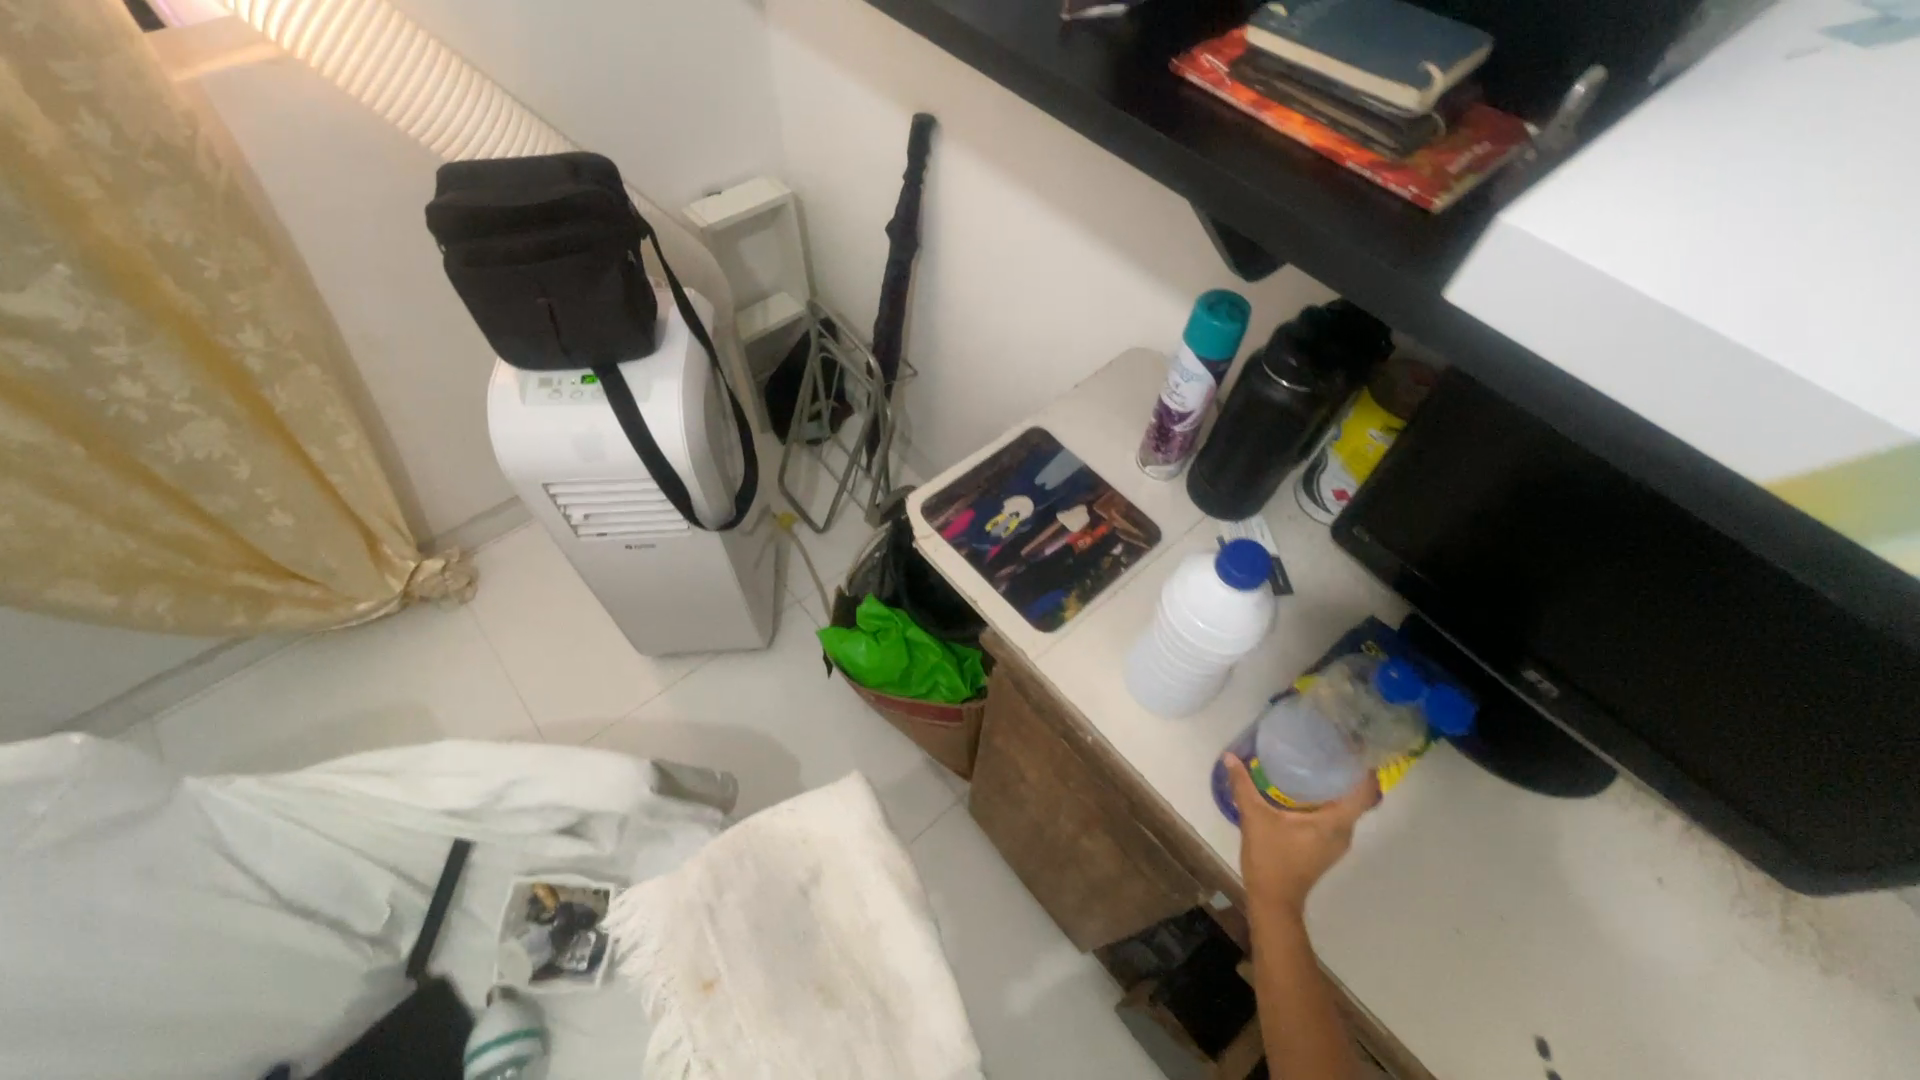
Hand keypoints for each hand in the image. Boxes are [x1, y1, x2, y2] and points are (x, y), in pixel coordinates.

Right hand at [1225, 753, 1378, 924]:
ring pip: (1346, 808)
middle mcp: (1344, 832)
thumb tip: (1229, 756)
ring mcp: (1337, 842)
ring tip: (1316, 764)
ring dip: (1337, 789)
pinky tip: (1305, 791)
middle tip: (1329, 748)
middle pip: (1357, 797)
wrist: (1273, 899)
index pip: (1365, 792)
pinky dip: (1328, 802)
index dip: (1363, 769)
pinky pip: (1336, 817)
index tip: (1351, 747)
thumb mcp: (1254, 818)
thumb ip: (1243, 786)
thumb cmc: (1270, 858)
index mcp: (1335, 822)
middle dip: (1347, 773)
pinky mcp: (1327, 847)